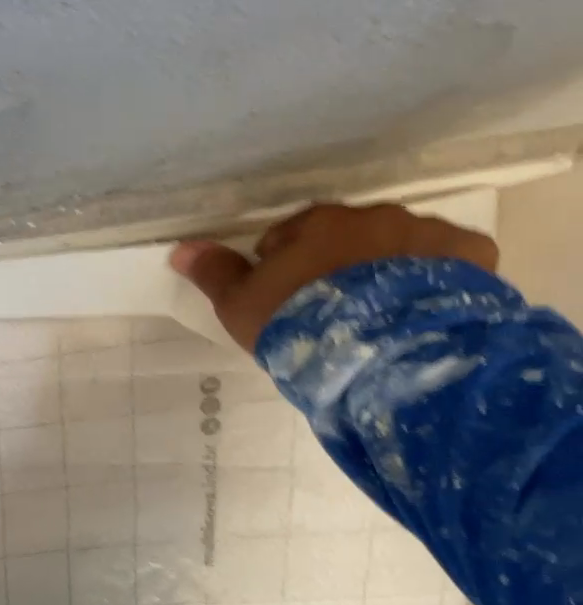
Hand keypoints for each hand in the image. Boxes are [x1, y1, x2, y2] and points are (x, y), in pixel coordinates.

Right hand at [171, 203, 500, 351]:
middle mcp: (373, 216)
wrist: (377, 343)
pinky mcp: (469, 253)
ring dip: (382, 269)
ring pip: (395, 246)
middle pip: (345, 236)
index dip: (277, 265)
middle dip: (335, 263)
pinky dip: (430, 277)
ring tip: (370, 314)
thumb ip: (214, 272)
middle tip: (323, 308)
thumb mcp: (238, 303)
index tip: (277, 298)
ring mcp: (425, 231)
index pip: (288, 234)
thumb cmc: (296, 318)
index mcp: (316, 222)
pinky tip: (412, 308)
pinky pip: (445, 259)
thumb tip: (181, 247)